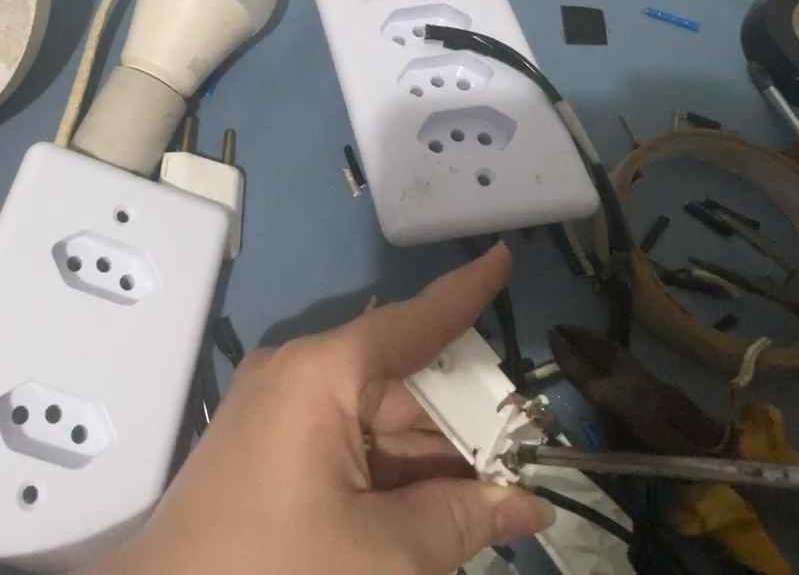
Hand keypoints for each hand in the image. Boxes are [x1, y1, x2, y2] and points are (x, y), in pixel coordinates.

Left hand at [89, 244, 553, 574]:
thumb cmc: (282, 570)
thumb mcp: (387, 553)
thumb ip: (462, 518)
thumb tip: (526, 503)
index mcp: (322, 373)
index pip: (412, 322)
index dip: (464, 294)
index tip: (502, 256)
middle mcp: (298, 376)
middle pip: (400, 383)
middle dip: (464, 420)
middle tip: (531, 445)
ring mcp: (278, 413)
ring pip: (376, 421)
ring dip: (433, 457)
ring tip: (504, 485)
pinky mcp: (267, 449)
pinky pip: (346, 445)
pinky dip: (392, 472)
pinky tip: (443, 503)